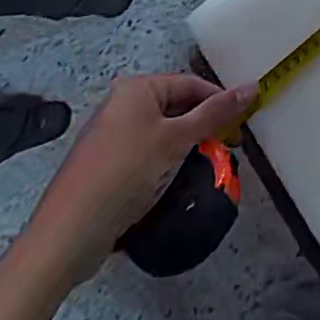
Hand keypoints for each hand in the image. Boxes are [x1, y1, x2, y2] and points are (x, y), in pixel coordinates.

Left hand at [26, 74, 254, 282]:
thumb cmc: (126, 173)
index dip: (218, 101)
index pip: (190, 83)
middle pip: (176, 106)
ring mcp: (110, 135)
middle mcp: (120, 104)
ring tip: (204, 166)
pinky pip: (145, 153)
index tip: (240, 125)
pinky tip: (174, 182)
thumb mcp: (177, 140)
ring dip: (185, 147)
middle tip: (226, 148)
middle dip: (202, 126)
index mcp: (136, 88)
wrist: (68, 235)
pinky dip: (165, 162)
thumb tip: (252, 87)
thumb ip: (216, 113)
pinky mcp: (104, 165)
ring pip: (162, 132)